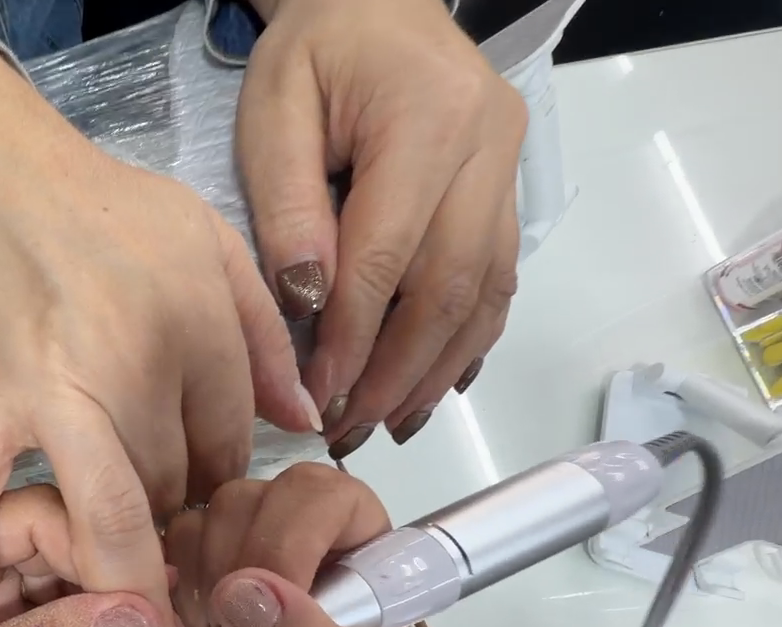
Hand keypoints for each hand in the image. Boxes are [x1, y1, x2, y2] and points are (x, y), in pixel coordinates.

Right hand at [0, 37, 321, 626]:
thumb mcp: (207, 243)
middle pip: (174, 496)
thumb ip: (263, 331)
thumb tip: (302, 422)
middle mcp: (136, 367)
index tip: (205, 547)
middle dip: (182, 572)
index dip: (221, 508)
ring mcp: (50, 390)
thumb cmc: (99, 207)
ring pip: (99, 511)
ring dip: (111, 587)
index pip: (230, 445)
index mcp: (200, 325)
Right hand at [162, 464, 411, 626]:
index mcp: (354, 542)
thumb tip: (243, 591)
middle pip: (242, 501)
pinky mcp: (186, 577)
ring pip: (191, 525)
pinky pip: (155, 557)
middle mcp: (290, 531)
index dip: (287, 538)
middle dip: (229, 571)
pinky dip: (157, 599)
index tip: (275, 607)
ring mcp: (233, 552)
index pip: (317, 494)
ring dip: (192, 589)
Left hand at [239, 0, 525, 455]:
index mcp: (427, 123)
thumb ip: (289, 209)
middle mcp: (488, 150)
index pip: (387, 259)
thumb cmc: (312, 58)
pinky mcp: (503, 191)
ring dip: (434, 371)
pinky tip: (432, 385)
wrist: (374, 4)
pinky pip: (495, 279)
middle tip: (349, 430)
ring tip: (387, 425)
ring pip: (483, 294)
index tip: (317, 398)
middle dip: (396, 373)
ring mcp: (507, 171)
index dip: (353, 340)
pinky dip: (464, 342)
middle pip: (448, 288)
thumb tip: (308, 301)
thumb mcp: (275, 118)